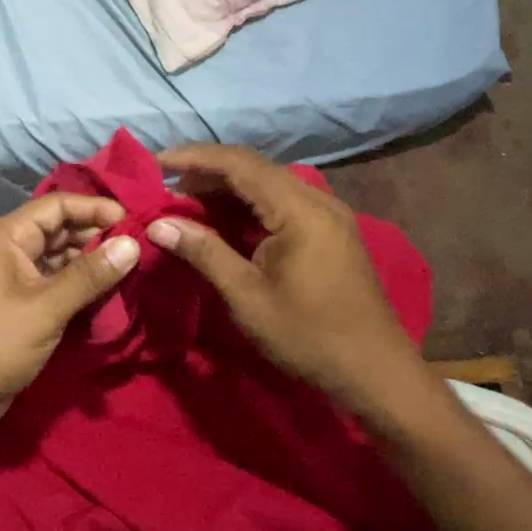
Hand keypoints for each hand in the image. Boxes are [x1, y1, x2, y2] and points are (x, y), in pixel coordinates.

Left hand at [0, 193, 140, 439]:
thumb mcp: (46, 308)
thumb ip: (89, 275)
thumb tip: (133, 244)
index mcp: (5, 237)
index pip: (55, 205)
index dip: (94, 208)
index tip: (133, 221)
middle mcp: (6, 249)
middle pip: (58, 229)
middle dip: (96, 235)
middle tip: (138, 248)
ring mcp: (10, 277)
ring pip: (57, 257)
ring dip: (89, 261)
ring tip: (129, 268)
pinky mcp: (17, 303)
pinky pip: (52, 281)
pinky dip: (77, 284)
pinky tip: (106, 292)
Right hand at [143, 144, 433, 420]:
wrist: (375, 372)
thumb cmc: (308, 335)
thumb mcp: (246, 296)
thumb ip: (203, 252)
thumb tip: (158, 224)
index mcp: (300, 209)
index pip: (239, 164)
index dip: (194, 157)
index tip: (156, 162)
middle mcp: (317, 200)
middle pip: (254, 168)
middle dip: (206, 171)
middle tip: (164, 185)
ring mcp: (327, 215)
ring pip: (267, 184)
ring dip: (226, 188)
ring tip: (185, 201)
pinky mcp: (329, 232)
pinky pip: (281, 202)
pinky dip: (247, 205)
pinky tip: (222, 220)